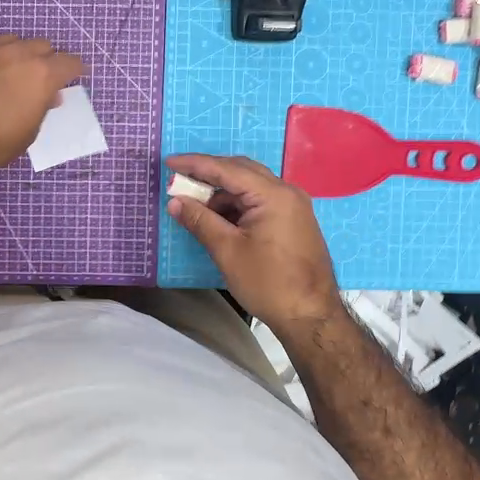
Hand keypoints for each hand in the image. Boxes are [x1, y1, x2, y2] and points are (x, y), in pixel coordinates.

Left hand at [0, 34, 83, 175]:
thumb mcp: (30, 130)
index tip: (76, 73)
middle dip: (46, 59)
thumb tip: (50, 95)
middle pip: (42, 45)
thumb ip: (42, 106)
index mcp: (42, 74)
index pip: (69, 61)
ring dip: (17, 52)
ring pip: (13, 40)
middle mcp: (18, 53)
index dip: (75, 68)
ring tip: (10, 70)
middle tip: (40, 76)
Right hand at [164, 154, 346, 342]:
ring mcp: (293, 206)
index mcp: (273, 195)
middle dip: (208, 174)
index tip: (168, 162)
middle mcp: (287, 192)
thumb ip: (200, 220)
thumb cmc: (268, 283)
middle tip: (179, 180)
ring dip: (222, 191)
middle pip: (241, 170)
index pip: (227, 169)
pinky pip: (260, 200)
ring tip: (195, 204)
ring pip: (250, 186)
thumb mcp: (227, 251)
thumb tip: (174, 201)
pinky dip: (237, 204)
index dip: (195, 164)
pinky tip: (218, 217)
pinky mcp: (293, 220)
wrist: (311, 316)